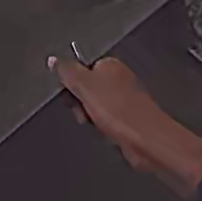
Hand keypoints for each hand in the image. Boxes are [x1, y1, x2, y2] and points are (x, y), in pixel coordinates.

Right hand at [49, 55, 201, 195]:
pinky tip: (109, 133)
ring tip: (99, 125)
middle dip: (82, 103)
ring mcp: (127, 99)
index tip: (70, 95)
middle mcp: (120, 78)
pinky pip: (109, 121)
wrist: (148, 141)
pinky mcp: (132, 119)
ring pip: (96, 107)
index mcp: (110, 64)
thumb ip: (66, 71)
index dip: (72, 83)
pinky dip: (106, 128)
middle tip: (85, 112)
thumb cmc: (118, 110)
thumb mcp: (83, 85)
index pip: (80, 68)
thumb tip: (53, 59)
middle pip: (88, 88)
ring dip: (93, 118)